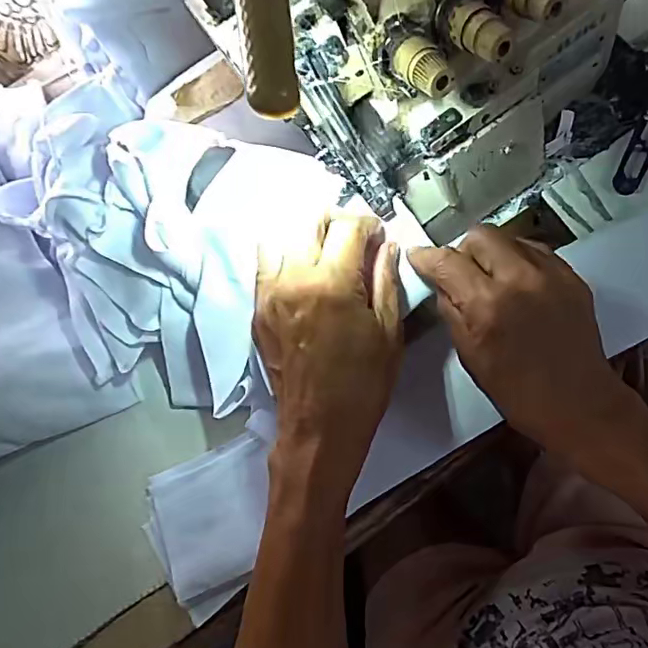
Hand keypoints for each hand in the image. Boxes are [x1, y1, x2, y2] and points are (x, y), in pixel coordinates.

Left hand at [255, 211, 403, 501]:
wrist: (319, 426)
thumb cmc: (362, 384)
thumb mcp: (388, 331)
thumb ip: (386, 280)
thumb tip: (386, 247)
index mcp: (332, 283)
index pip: (348, 226)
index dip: (368, 223)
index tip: (378, 234)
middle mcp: (294, 279)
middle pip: (311, 222)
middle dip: (337, 222)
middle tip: (355, 239)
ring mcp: (270, 293)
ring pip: (284, 237)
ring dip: (309, 236)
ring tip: (328, 253)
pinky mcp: (258, 309)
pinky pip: (265, 264)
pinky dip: (285, 255)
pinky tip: (304, 269)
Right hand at [408, 225, 631, 450]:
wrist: (578, 403)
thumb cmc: (517, 390)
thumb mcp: (469, 354)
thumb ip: (451, 310)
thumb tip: (441, 283)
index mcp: (488, 303)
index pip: (447, 260)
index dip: (427, 257)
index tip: (419, 258)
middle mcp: (520, 278)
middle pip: (479, 236)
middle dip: (463, 251)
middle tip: (460, 273)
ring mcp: (550, 273)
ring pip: (509, 237)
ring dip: (492, 253)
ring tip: (491, 278)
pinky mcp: (571, 276)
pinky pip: (535, 250)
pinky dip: (518, 260)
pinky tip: (517, 284)